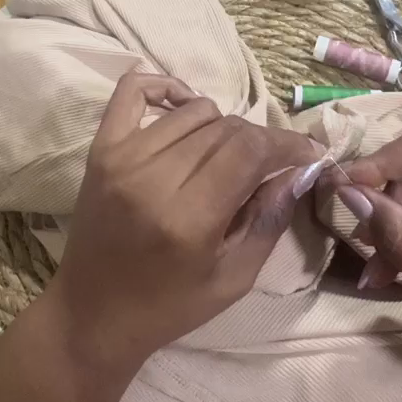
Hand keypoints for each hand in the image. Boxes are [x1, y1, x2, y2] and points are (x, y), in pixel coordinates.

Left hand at [46, 72, 324, 371]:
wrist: (93, 314)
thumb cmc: (169, 306)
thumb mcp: (234, 279)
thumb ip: (269, 219)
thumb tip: (299, 169)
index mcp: (189, 218)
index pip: (250, 150)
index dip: (287, 143)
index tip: (308, 150)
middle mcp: (153, 178)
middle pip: (225, 128)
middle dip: (259, 140)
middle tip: (268, 163)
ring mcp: (122, 158)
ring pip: (192, 110)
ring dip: (221, 124)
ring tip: (226, 153)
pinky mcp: (101, 149)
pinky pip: (132, 91)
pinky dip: (164, 86)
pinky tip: (184, 102)